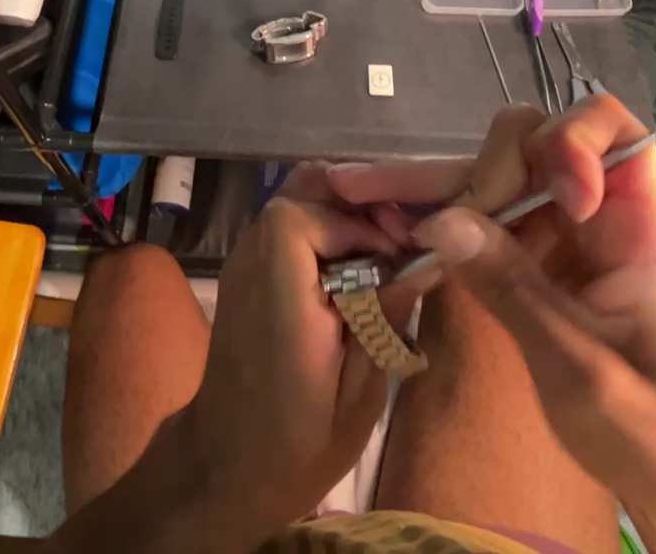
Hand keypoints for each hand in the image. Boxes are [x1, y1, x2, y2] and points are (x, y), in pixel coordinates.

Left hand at [174, 166, 402, 544]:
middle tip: (394, 246)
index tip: (391, 257)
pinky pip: (287, 223)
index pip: (298, 216)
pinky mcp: (246, 269)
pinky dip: (323, 230)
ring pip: (295, 198)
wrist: (227, 465)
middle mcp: (251, 266)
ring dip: (342, 216)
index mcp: (277, 299)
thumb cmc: (297, 446)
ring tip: (379, 257)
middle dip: (355, 207)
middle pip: (299, 190)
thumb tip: (429, 257)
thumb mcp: (359, 396)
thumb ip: (384, 317)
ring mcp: (242, 263)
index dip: (351, 223)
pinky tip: (351, 271)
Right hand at [331, 99, 655, 553]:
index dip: (571, 139)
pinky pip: (478, 219)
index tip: (557, 199)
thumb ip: (514, 291)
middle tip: (421, 226)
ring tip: (352, 187)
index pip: (611, 129)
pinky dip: (431, 219)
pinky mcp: (531, 255)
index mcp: (639, 226)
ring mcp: (558, 233)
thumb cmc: (653, 434)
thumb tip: (440, 223)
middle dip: (477, 174)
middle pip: (530, 144)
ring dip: (427, 184)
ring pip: (491, 178)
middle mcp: (594, 213)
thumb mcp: (582, 371)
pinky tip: (380, 221)